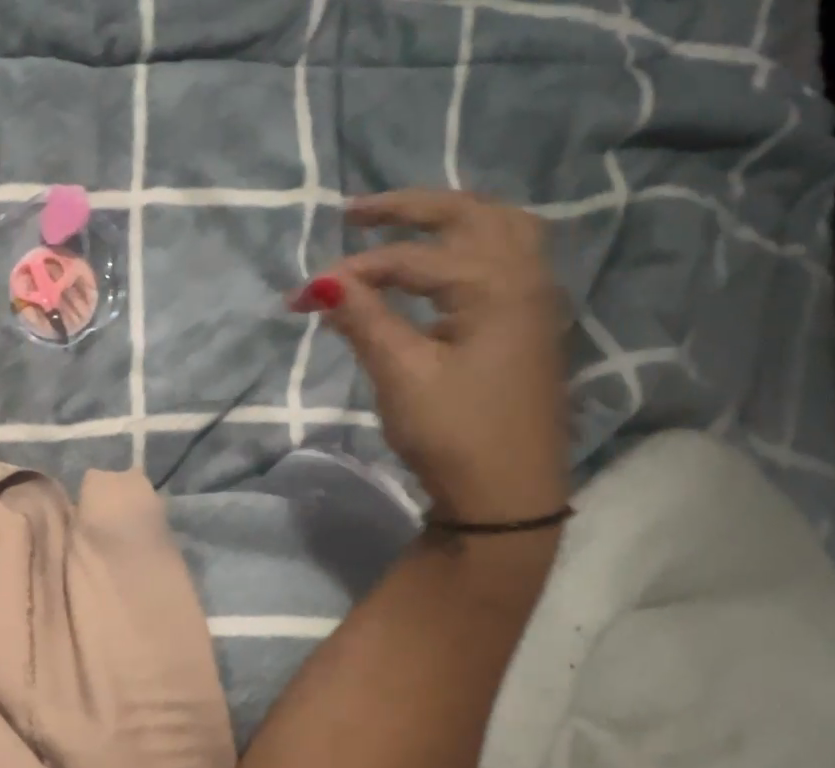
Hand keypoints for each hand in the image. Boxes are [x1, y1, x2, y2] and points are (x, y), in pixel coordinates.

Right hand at [303, 190, 569, 524]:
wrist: (506, 491)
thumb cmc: (453, 432)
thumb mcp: (400, 375)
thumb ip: (364, 319)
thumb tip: (324, 281)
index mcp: (495, 285)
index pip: (411, 259)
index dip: (350, 272)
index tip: (299, 298)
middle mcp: (525, 277)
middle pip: (470, 215)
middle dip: (409, 209)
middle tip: (354, 213)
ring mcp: (534, 298)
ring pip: (499, 229)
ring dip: (449, 219)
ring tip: (403, 224)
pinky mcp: (528, 322)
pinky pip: (507, 255)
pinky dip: (470, 243)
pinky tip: (442, 262)